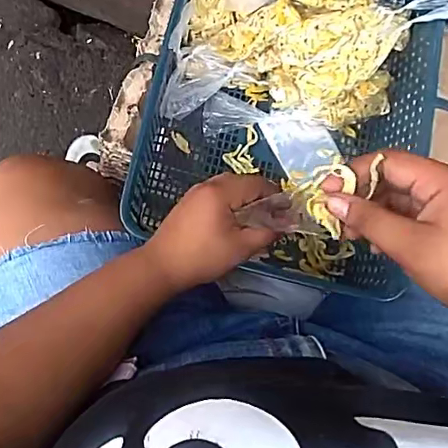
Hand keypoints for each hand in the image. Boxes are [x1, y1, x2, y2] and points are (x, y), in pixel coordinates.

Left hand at [143, 173, 281, 290]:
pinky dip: (229, 201)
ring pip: (228, 187)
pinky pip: (215, 194)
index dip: (275, 195)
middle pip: (242, 181)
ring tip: (255, 218)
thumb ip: (266, 233)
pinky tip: (233, 220)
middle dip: (260, 195)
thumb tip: (284, 226)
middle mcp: (207, 185)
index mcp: (221, 191)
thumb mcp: (240, 247)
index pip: (257, 183)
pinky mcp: (187, 203)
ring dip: (244, 198)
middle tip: (273, 214)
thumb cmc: (203, 256)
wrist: (161, 266)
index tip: (286, 211)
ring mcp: (195, 193)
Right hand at [325, 151, 447, 327]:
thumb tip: (333, 200)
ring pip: (409, 198)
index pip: (387, 161)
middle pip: (397, 178)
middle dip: (364, 196)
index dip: (352, 174)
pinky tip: (386, 245)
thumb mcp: (410, 246)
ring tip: (356, 237)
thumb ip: (369, 220)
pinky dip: (399, 225)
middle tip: (338, 222)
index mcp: (442, 178)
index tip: (325, 195)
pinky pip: (423, 214)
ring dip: (379, 213)